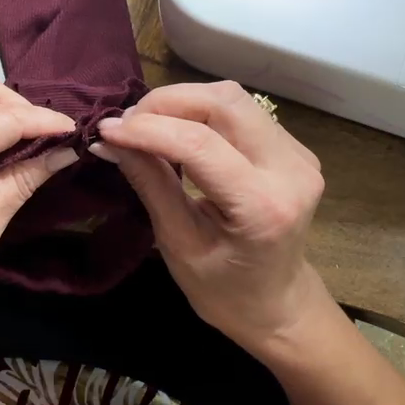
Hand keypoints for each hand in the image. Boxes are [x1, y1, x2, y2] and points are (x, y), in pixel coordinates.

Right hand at [93, 81, 325, 351]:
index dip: (147, 129)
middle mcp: (290, 170)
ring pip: (233, 99)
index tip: (106, 129)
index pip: (200, 144)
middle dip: (166, 103)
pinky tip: (174, 130)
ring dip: (181, 103)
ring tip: (144, 125)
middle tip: (126, 123)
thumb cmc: (222, 289)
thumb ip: (149, 183)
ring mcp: (298, 155)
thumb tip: (109, 140)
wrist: (276, 305)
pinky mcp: (293, 148)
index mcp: (263, 207)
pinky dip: (199, 111)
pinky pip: (241, 111)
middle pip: (224, 103)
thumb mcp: (177, 242)